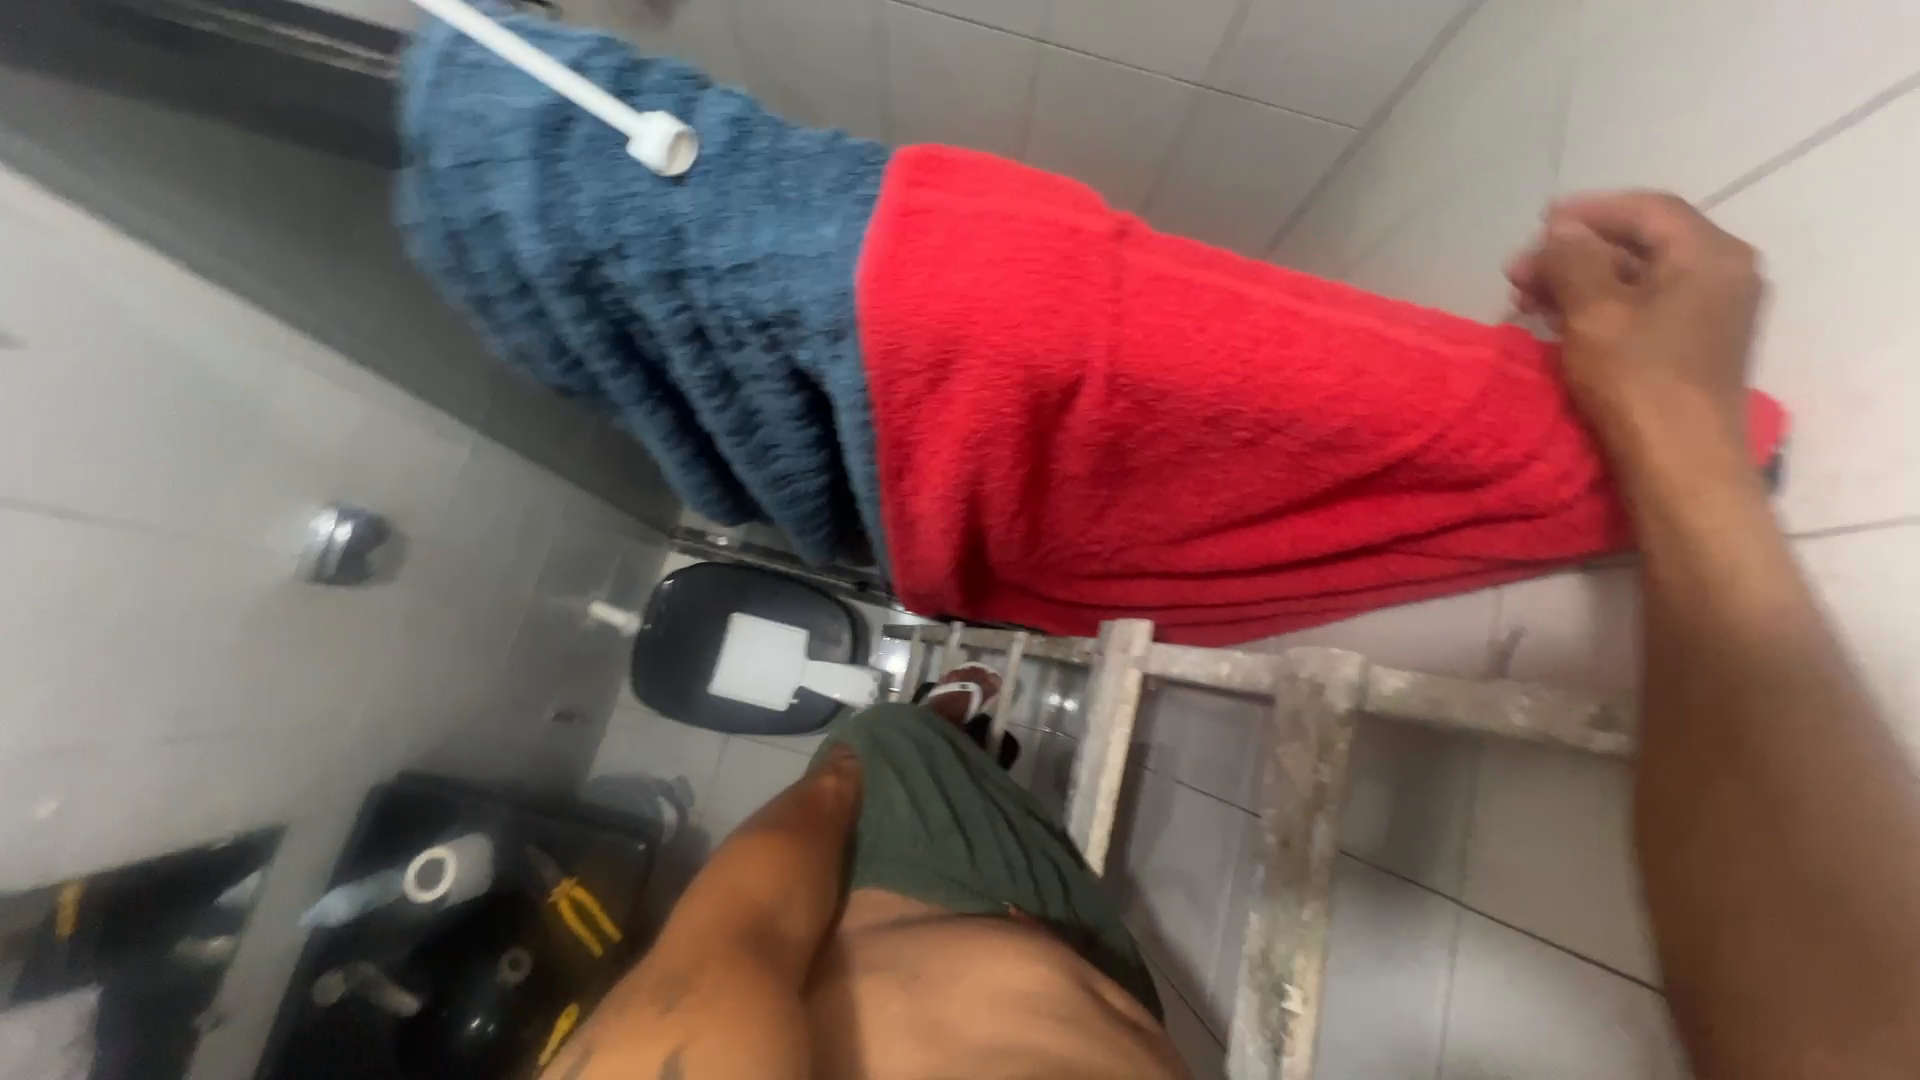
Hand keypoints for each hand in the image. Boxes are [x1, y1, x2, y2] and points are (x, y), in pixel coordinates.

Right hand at [1506, 191, 1765, 457]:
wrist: (1676, 456)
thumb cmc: (1636, 378)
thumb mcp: (1595, 312)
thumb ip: (1575, 262)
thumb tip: (1561, 231)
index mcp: (1709, 256)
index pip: (1648, 211)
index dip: (1589, 212)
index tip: (1537, 223)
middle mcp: (1719, 275)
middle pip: (1640, 244)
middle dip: (1573, 252)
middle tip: (1517, 272)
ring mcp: (1708, 312)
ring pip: (1635, 278)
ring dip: (1578, 281)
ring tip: (1526, 298)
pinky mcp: (1689, 345)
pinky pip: (1639, 307)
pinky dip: (1595, 305)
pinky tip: (1558, 321)